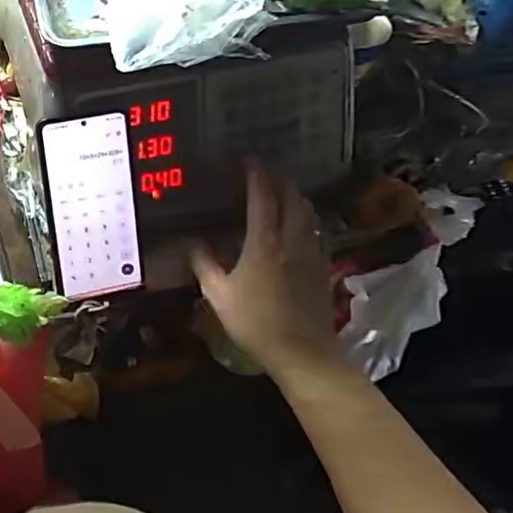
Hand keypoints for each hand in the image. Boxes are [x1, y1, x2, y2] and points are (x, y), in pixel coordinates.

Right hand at [190, 166, 353, 384]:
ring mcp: (312, 253)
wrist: (302, 352)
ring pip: (308, 212)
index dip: (257, 175)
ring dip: (294, 197)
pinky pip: (315, 230)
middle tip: (264, 173)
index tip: (249, 160)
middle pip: (292, 198)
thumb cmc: (254, 322)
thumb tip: (189, 243)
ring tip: (280, 193)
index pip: (263, 198)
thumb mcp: (217, 295)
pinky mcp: (322, 267)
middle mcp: (292, 240)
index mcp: (264, 243)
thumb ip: (203, 265)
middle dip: (279, 180)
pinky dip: (305, 218)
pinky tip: (296, 225)